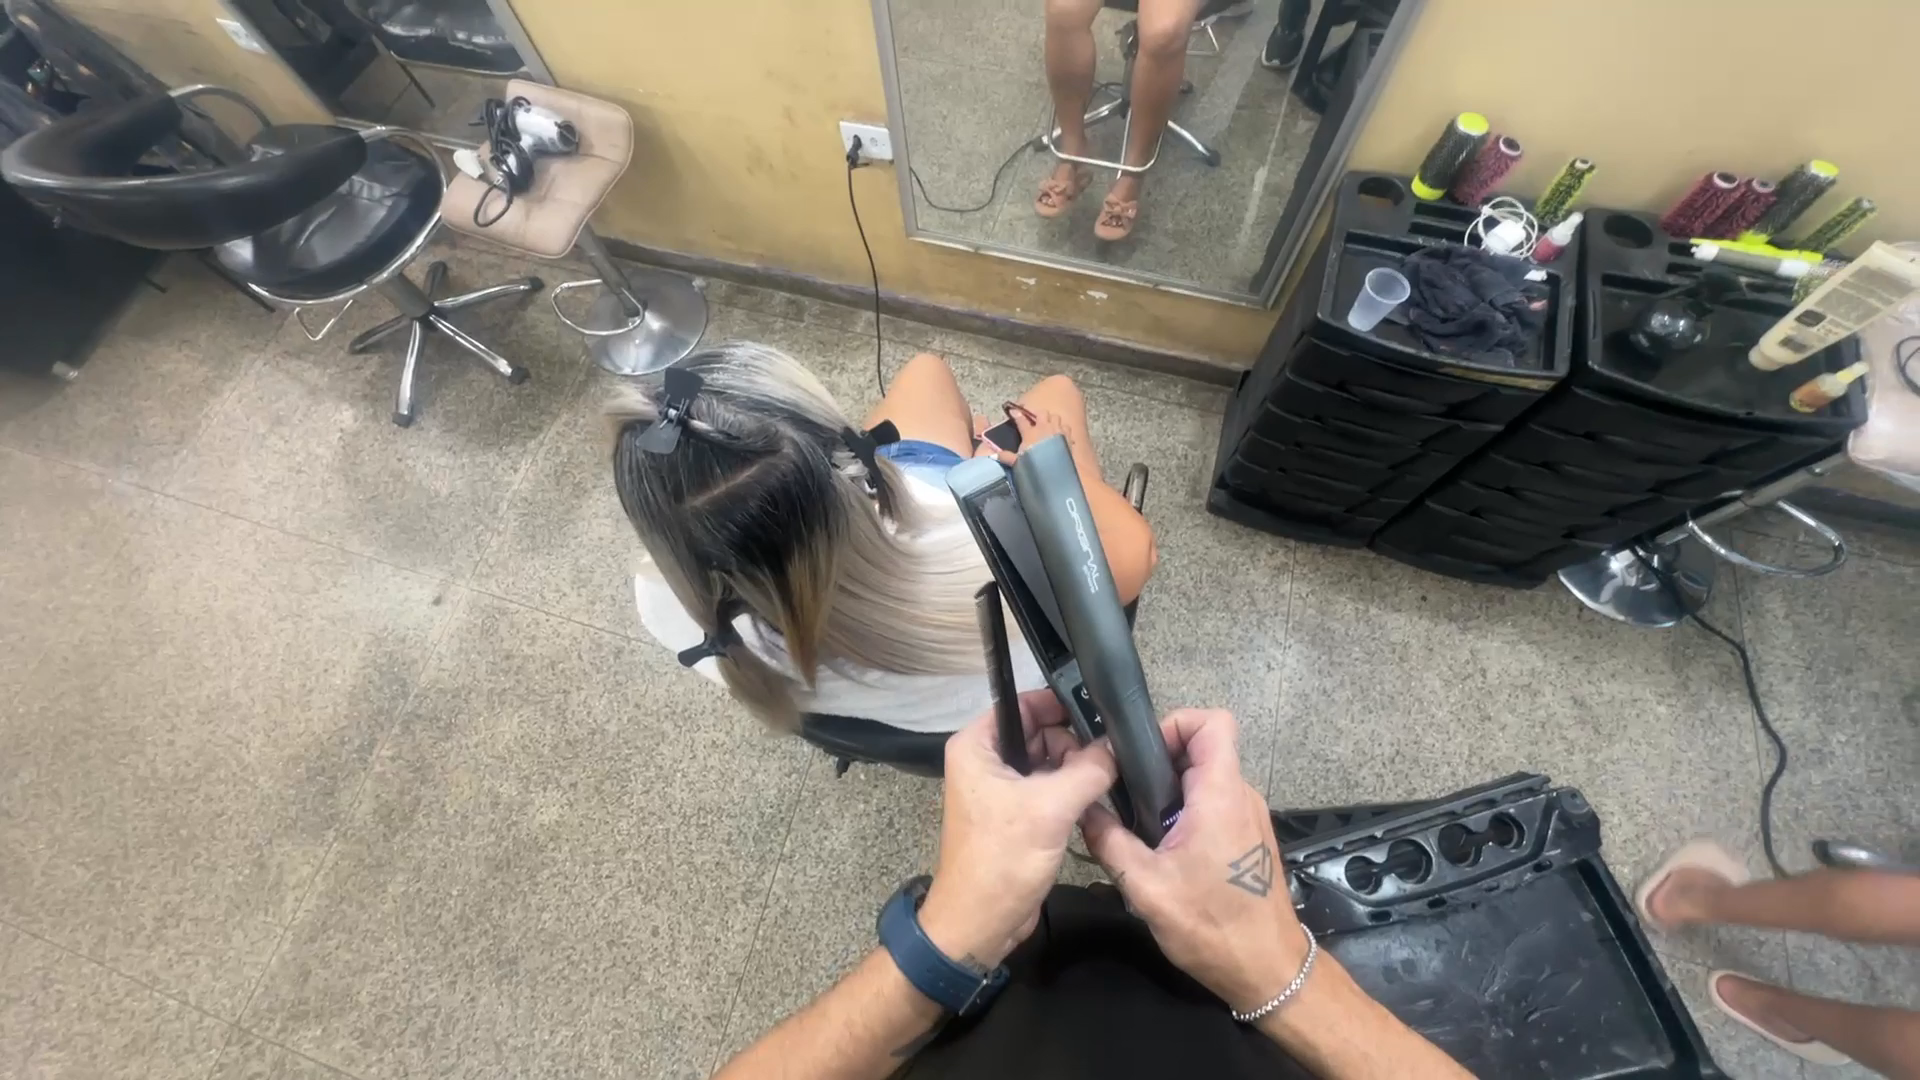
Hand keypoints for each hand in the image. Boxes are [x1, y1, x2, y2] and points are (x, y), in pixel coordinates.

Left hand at [918, 691, 1116, 971]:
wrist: (980, 925)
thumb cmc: (1002, 859)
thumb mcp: (1049, 808)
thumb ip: (1088, 771)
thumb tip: (1117, 749)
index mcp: (977, 745)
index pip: (1021, 705)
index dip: (1058, 704)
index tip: (1097, 712)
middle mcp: (984, 760)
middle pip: (1037, 732)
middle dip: (1071, 743)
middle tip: (1105, 760)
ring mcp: (999, 788)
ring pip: (1046, 760)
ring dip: (1074, 769)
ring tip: (1104, 782)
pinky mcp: (1014, 814)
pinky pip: (1046, 787)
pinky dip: (1069, 790)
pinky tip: (1094, 799)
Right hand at [975, 403, 1071, 463]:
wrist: (1054, 472)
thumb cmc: (1034, 466)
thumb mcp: (1018, 462)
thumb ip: (1007, 457)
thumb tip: (994, 455)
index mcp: (1030, 433)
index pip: (1021, 419)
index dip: (1016, 414)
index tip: (1013, 412)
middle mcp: (1044, 428)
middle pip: (1041, 412)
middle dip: (1037, 414)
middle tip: (1034, 419)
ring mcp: (1057, 430)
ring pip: (1055, 416)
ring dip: (1052, 419)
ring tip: (1048, 425)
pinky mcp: (1068, 436)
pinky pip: (1066, 426)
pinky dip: (1063, 428)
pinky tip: (1060, 434)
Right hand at [1079, 709, 1307, 1011]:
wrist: (1272, 975)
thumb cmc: (1214, 928)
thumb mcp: (1146, 888)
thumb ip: (1109, 840)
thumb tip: (1083, 809)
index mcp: (1221, 795)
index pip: (1212, 722)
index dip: (1175, 722)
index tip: (1142, 753)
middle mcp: (1241, 796)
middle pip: (1202, 747)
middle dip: (1160, 760)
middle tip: (1126, 791)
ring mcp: (1249, 816)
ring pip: (1206, 776)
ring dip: (1171, 788)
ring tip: (1140, 821)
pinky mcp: (1249, 837)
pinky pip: (1214, 801)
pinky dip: (1186, 808)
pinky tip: (1164, 845)